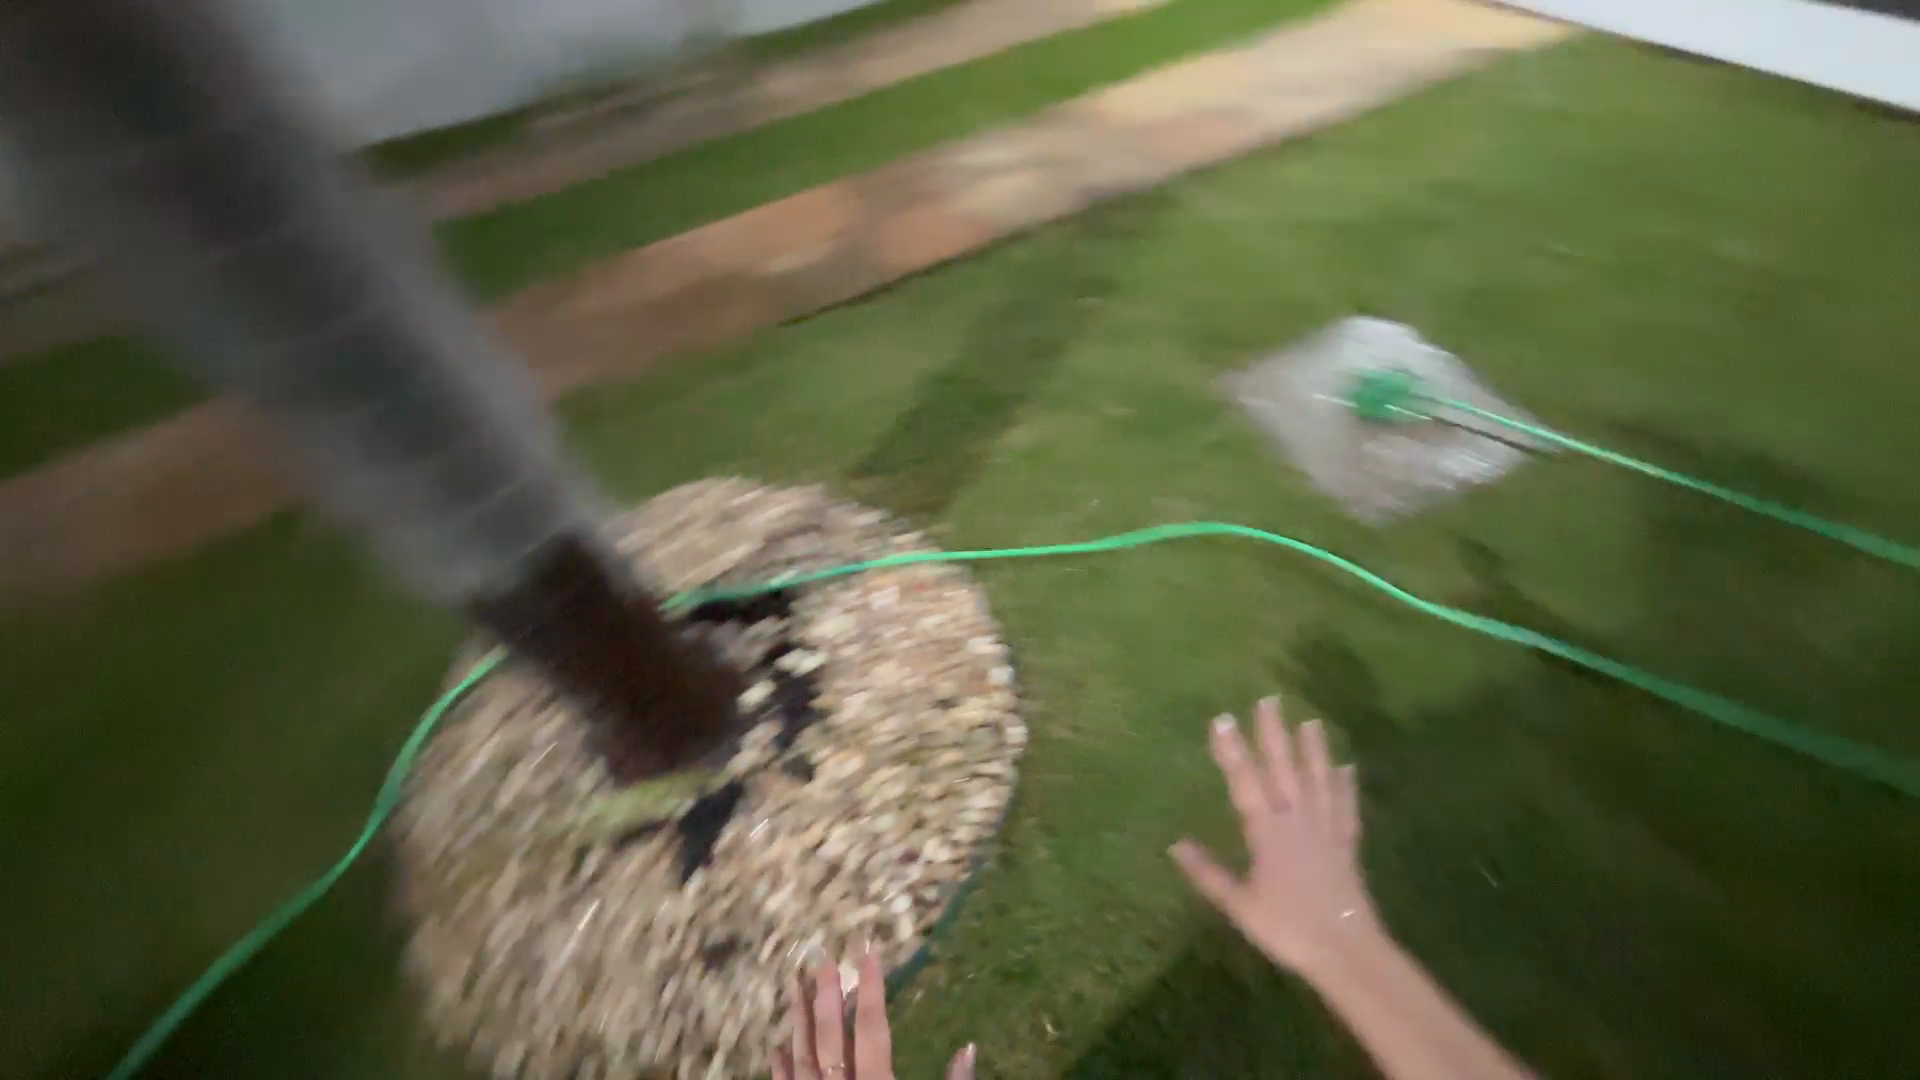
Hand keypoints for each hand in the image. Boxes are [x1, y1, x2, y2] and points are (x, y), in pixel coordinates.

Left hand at [773, 944, 975, 1079]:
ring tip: (793, 985)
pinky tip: (778, 1045)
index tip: (867, 951)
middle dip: (825, 995)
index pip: (870, 1029)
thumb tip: (969, 1047)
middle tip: (820, 956)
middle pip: (830, 1037)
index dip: (870, 988)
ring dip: (798, 1021)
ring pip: (802, 1059)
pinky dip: (781, 1067)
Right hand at [1171, 698, 1378, 978]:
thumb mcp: (1239, 904)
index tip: (1222, 718)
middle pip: (1284, 770)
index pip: (1245, 782)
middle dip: (1274, 734)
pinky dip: (1345, 786)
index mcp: (1267, 832)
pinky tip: (1346, 767)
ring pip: (1318, 781)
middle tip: (1269, 700)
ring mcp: (1324, 830)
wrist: (1348, 952)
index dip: (1232, 750)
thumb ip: (1208, 873)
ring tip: (1310, 721)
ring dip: (1313, 750)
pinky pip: (1345, 808)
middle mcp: (1296, 821)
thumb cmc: (1287, 927)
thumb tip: (1174, 844)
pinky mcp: (1346, 845)